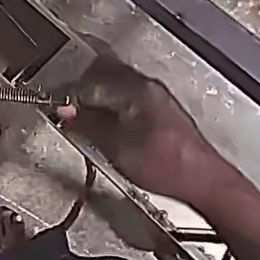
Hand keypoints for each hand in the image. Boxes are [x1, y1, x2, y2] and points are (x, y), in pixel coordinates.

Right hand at [59, 58, 238, 207]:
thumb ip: (88, 126)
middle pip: (104, 78)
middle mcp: (149, 88)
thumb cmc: (169, 167)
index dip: (68, 97)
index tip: (55, 106)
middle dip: (81, 93)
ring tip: (83, 118)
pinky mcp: (162, 110)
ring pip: (117, 87)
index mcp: (137, 91)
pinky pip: (129, 97)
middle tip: (65, 109)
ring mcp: (158, 97)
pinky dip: (112, 106)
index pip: (91, 85)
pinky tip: (108, 124)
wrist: (204, 182)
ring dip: (97, 99)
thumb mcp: (117, 149)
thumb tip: (66, 113)